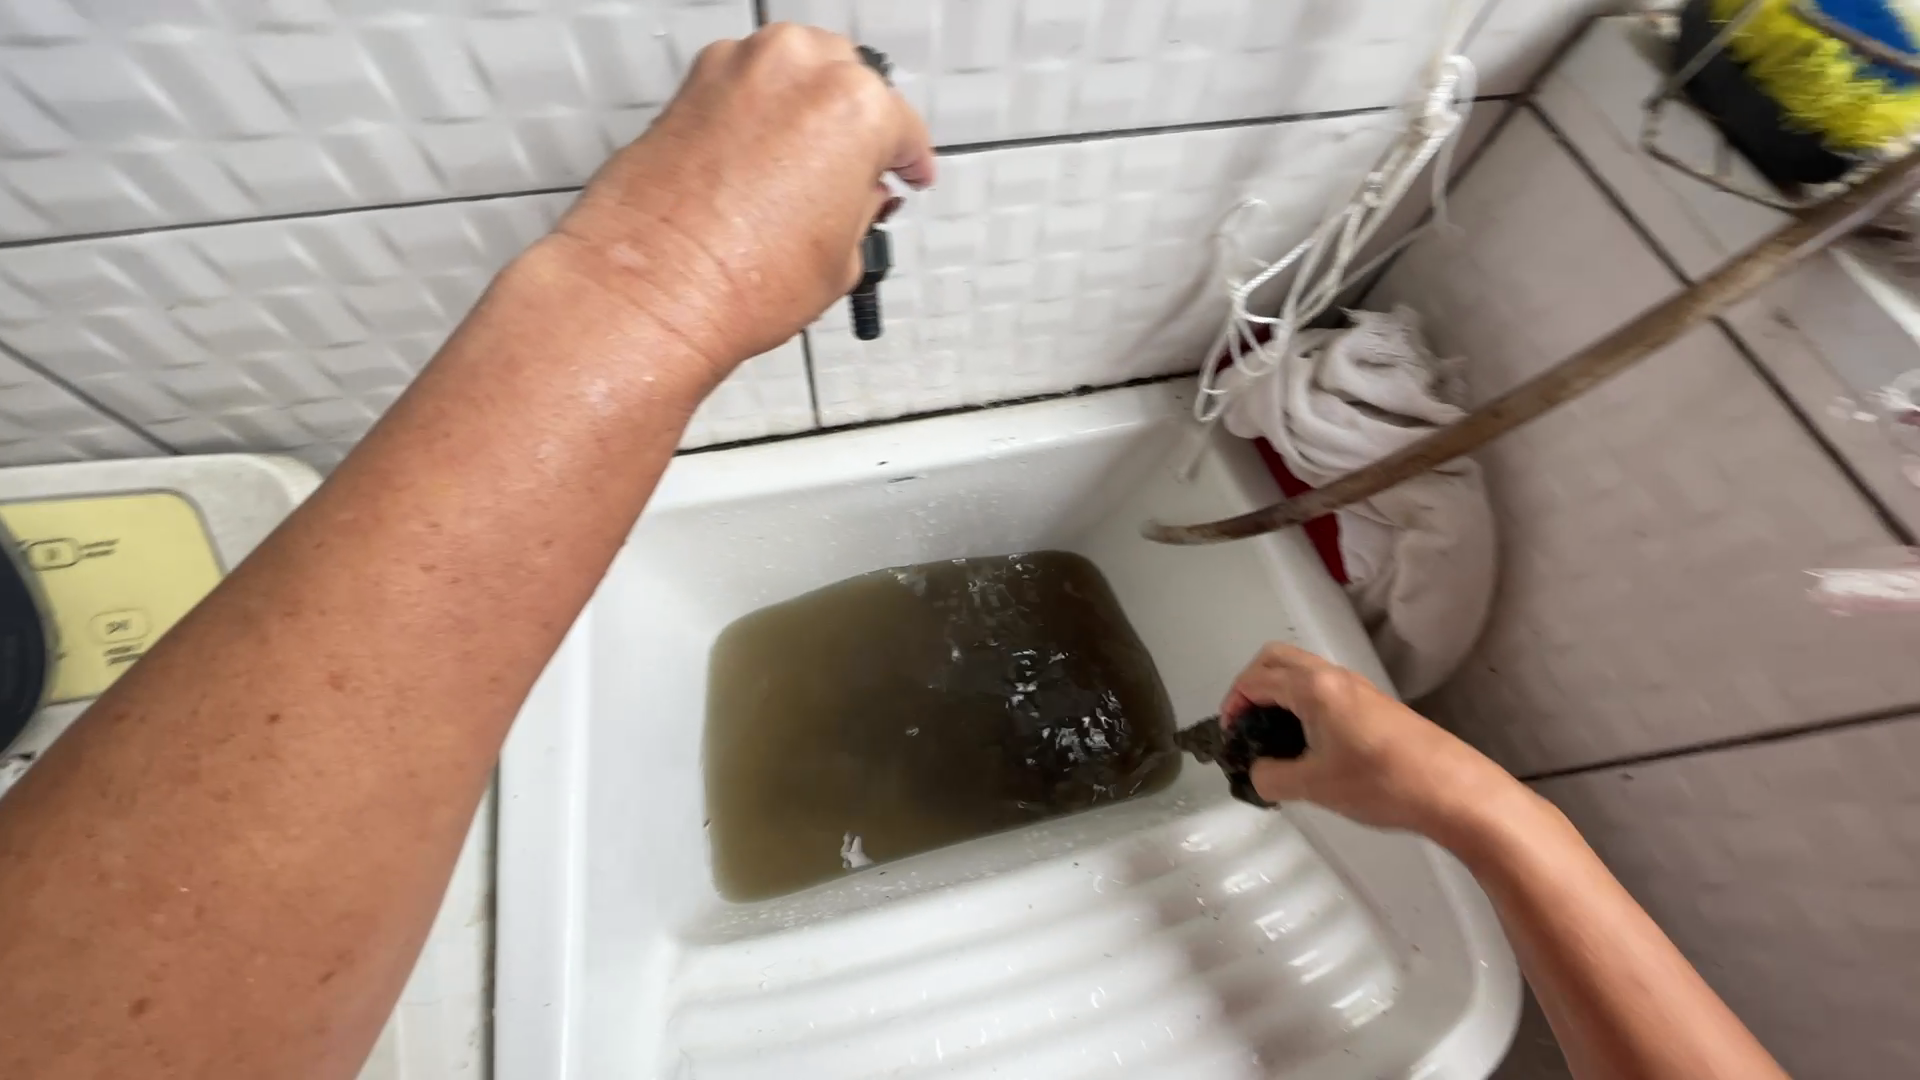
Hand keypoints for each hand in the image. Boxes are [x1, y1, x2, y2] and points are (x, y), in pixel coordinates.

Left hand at [543, 23, 934, 382]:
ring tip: (809, 175)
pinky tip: (765, 166)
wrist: (658, 291)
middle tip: (859, 176)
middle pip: (849, 80)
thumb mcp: (844, 261)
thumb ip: (864, 211)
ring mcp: (737, 69)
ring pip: (795, 74)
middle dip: (860, 127)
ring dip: (810, 115)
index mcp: (854, 108)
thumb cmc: (741, 282)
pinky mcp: (691, 85)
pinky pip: (747, 88)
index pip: (904, 127)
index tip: (910, 174)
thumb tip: (862, 197)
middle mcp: (796, 69)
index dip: (912, 160)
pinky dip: (763, 117)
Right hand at [1221, 644, 1524, 844]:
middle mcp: (1333, 677)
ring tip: (1274, 734)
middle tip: (1245, 721)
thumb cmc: (1382, 783)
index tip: (1230, 735)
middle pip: (1276, 658)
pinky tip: (1310, 742)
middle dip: (1250, 684)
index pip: (1255, 680)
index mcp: (1313, 688)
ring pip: (1302, 670)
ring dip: (1277, 691)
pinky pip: (1323, 687)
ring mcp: (1358, 688)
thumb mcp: (1314, 787)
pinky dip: (1301, 701)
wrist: (1459, 794)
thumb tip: (1259, 774)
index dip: (1233, 704)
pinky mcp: (1375, 705)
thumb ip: (1271, 778)